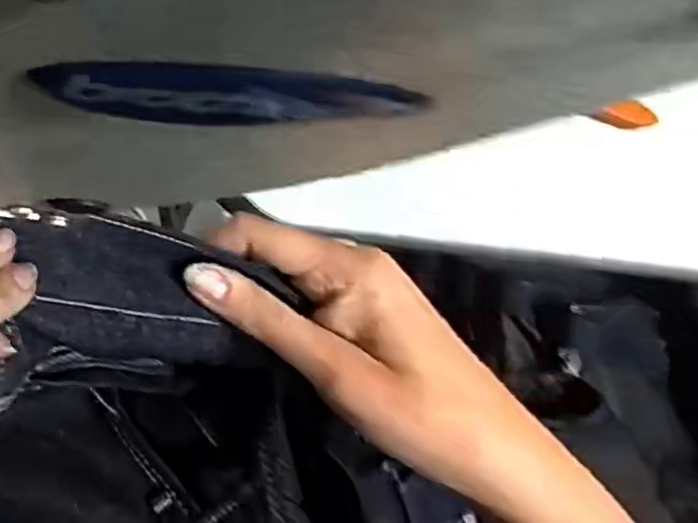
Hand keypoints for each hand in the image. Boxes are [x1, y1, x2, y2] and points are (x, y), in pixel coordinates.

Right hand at [184, 215, 629, 522]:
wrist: (511, 466)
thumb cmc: (425, 419)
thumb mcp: (335, 371)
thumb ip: (263, 317)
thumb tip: (194, 273)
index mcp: (349, 263)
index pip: (257, 230)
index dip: (215, 250)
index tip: (186, 286)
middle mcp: (355, 256)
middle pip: (270, 243)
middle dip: (233, 270)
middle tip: (206, 312)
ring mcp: (365, 275)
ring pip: (285, 263)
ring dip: (256, 287)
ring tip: (235, 323)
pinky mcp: (369, 297)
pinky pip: (305, 282)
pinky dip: (280, 299)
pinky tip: (275, 328)